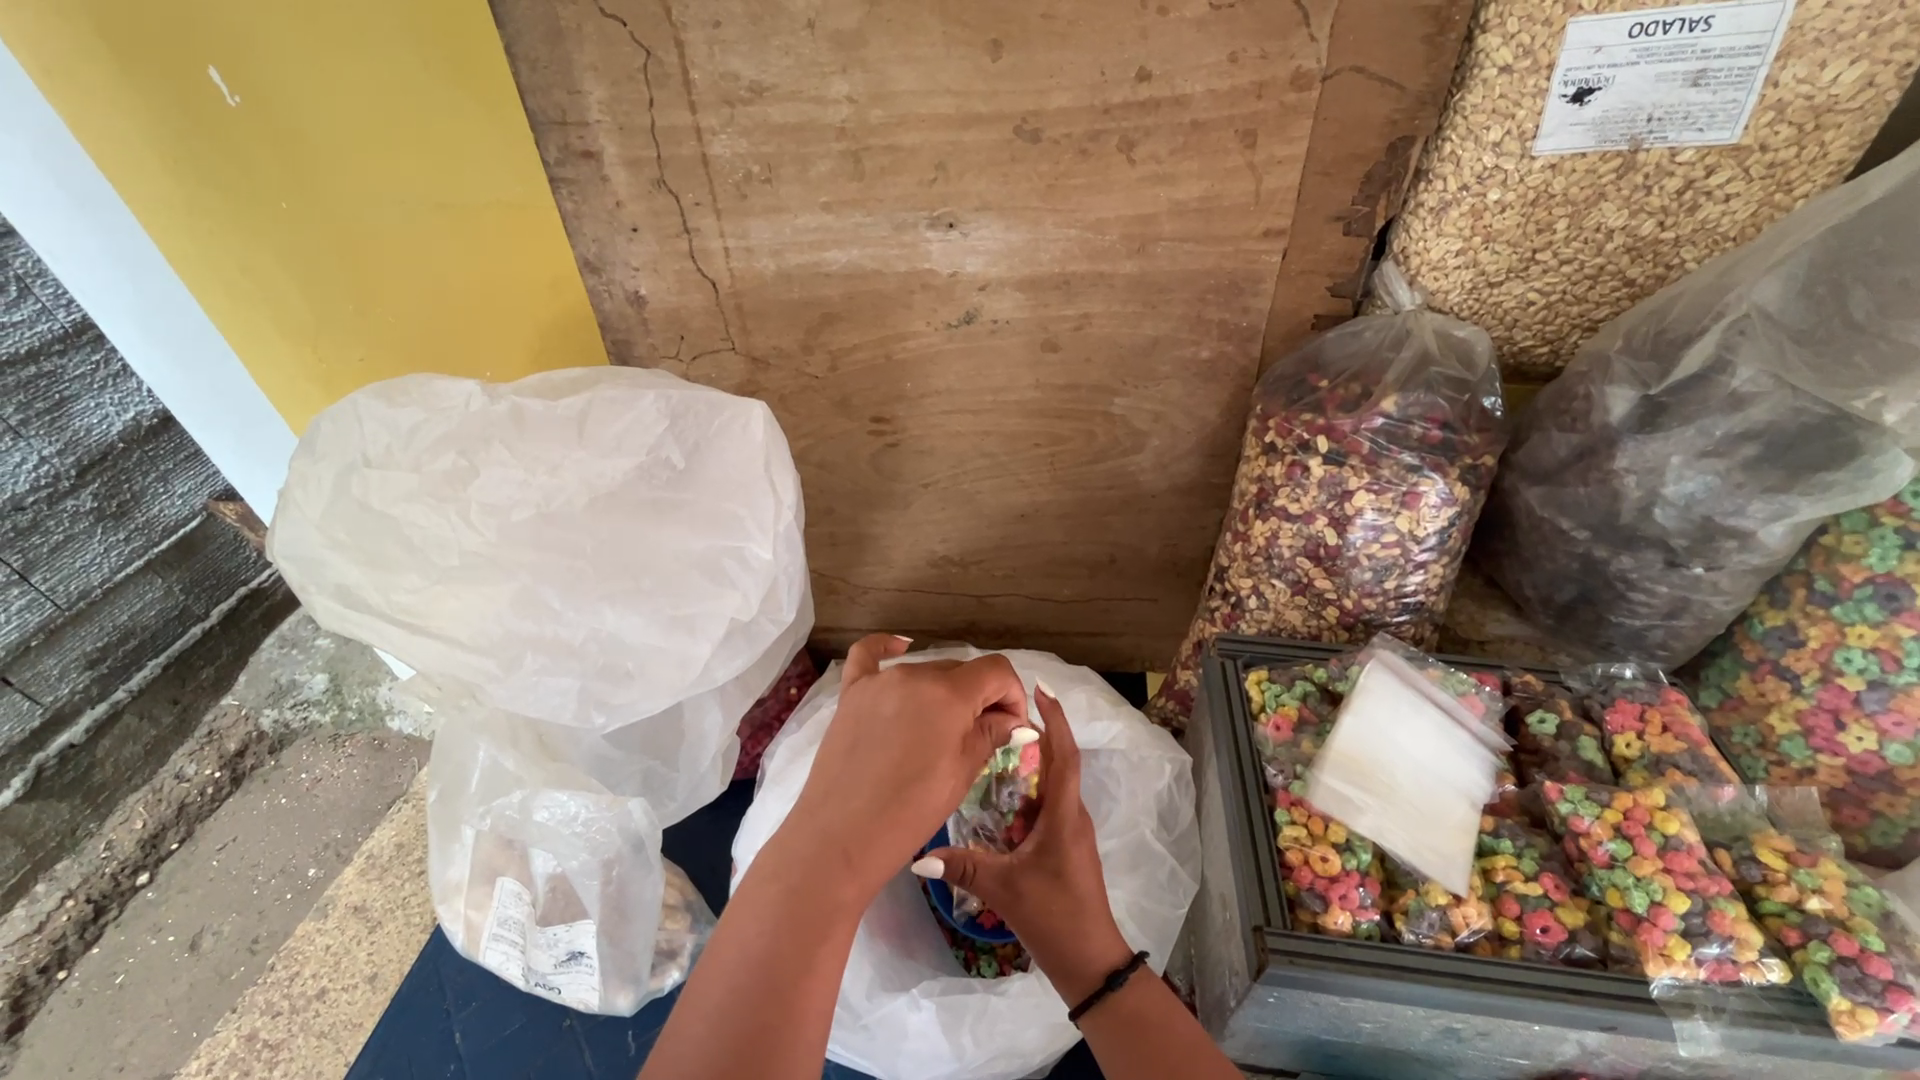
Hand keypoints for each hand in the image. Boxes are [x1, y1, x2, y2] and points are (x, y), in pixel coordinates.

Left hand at [773, 635, 1032, 901]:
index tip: (1013, 726)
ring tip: (944, 730)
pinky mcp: (851, 693)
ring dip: (944, 692)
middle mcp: (915, 675)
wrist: (841, 836)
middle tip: (984, 737)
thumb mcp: (962, 774)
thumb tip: (1013, 720)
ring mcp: (879, 681)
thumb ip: (991, 735)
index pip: (996, 671)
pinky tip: (901, 646)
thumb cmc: (911, 811)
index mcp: (949, 694)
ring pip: (925, 672)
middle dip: (981, 698)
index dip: (1013, 695)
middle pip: (961, 671)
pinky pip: (870, 655)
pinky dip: (888, 648)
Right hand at [914, 683, 1134, 1003]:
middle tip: (1000, 714)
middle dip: (1037, 734)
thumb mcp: (1004, 889)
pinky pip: (1050, 806)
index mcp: (1064, 815)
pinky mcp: (1067, 848)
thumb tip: (918, 857)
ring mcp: (1072, 832)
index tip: (1040, 688)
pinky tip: (1002, 798)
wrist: (1090, 960)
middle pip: (1059, 762)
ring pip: (1054, 785)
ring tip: (996, 746)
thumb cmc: (1054, 915)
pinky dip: (1029, 792)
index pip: (1064, 753)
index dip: (1055, 718)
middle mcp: (1073, 815)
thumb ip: (962, 867)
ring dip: (1032, 763)